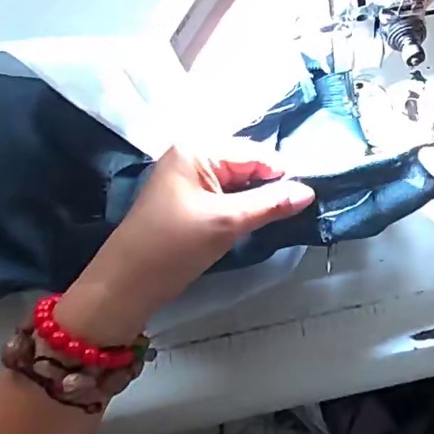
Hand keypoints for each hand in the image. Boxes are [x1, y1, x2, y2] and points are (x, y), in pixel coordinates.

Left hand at [54, 142, 313, 342]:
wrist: (125, 285)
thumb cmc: (173, 247)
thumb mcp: (227, 223)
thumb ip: (270, 203)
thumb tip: (309, 191)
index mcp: (196, 148)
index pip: (253, 152)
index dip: (281, 173)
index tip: (307, 196)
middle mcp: (191, 154)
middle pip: (246, 163)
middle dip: (270, 184)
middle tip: (298, 208)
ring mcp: (187, 177)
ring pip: (237, 181)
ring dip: (257, 197)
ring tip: (280, 216)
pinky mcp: (187, 199)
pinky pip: (224, 194)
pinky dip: (242, 206)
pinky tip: (255, 220)